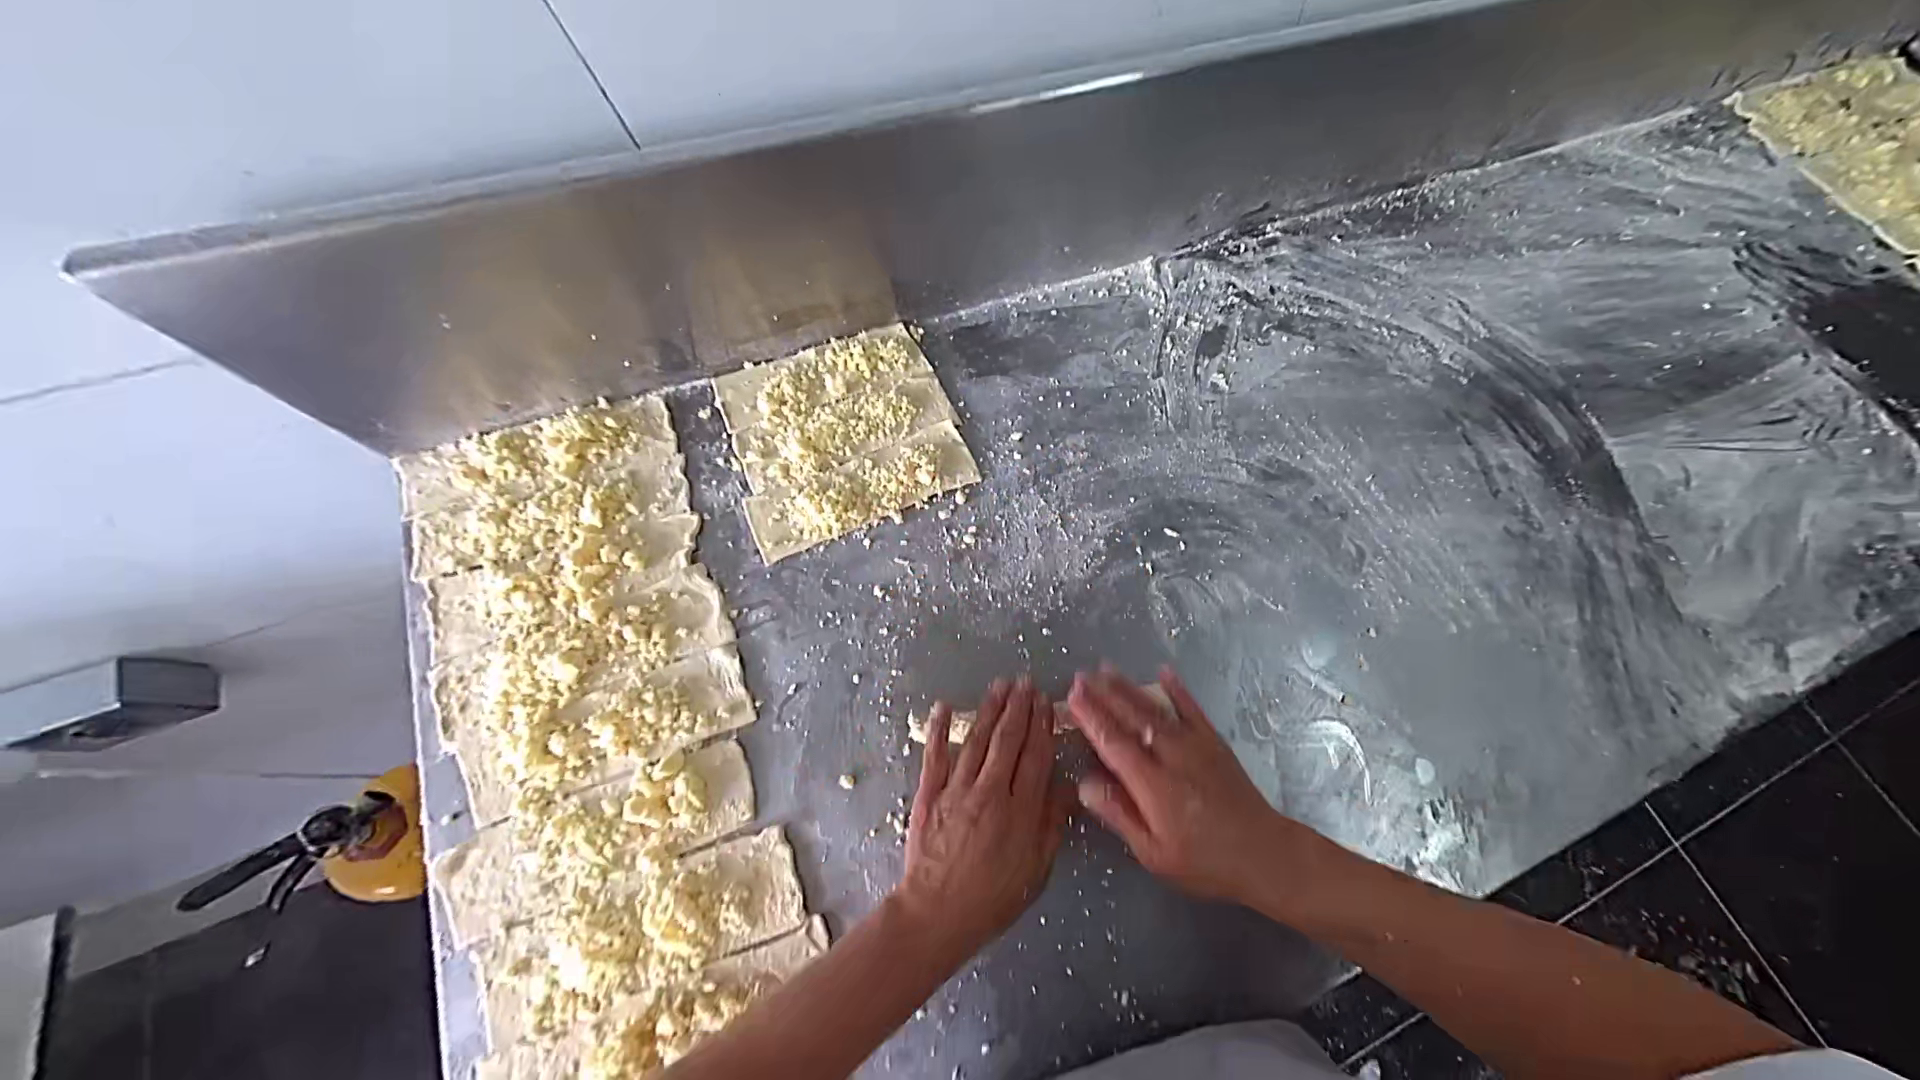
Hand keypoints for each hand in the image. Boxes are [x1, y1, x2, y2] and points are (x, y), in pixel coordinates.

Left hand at [894, 677, 1070, 958]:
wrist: (937, 914)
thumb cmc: (993, 897)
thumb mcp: (1036, 870)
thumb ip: (1051, 824)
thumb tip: (1066, 786)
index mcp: (1020, 810)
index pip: (1035, 756)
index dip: (1042, 726)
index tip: (1046, 702)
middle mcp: (989, 791)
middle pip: (1008, 740)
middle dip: (1019, 708)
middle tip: (1025, 682)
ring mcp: (956, 789)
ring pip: (977, 740)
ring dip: (989, 710)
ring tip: (1000, 685)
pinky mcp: (929, 793)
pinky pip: (935, 755)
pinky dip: (939, 729)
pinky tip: (944, 707)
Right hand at [1069, 665, 1317, 906]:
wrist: (1266, 855)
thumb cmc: (1205, 862)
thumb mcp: (1155, 854)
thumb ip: (1120, 815)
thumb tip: (1085, 784)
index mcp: (1154, 786)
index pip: (1114, 743)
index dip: (1091, 718)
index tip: (1072, 696)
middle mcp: (1172, 757)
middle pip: (1131, 719)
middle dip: (1104, 695)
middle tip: (1080, 676)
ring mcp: (1195, 745)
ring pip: (1155, 709)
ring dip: (1128, 687)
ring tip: (1105, 668)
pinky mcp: (1214, 742)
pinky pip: (1191, 709)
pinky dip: (1176, 689)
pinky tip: (1162, 671)